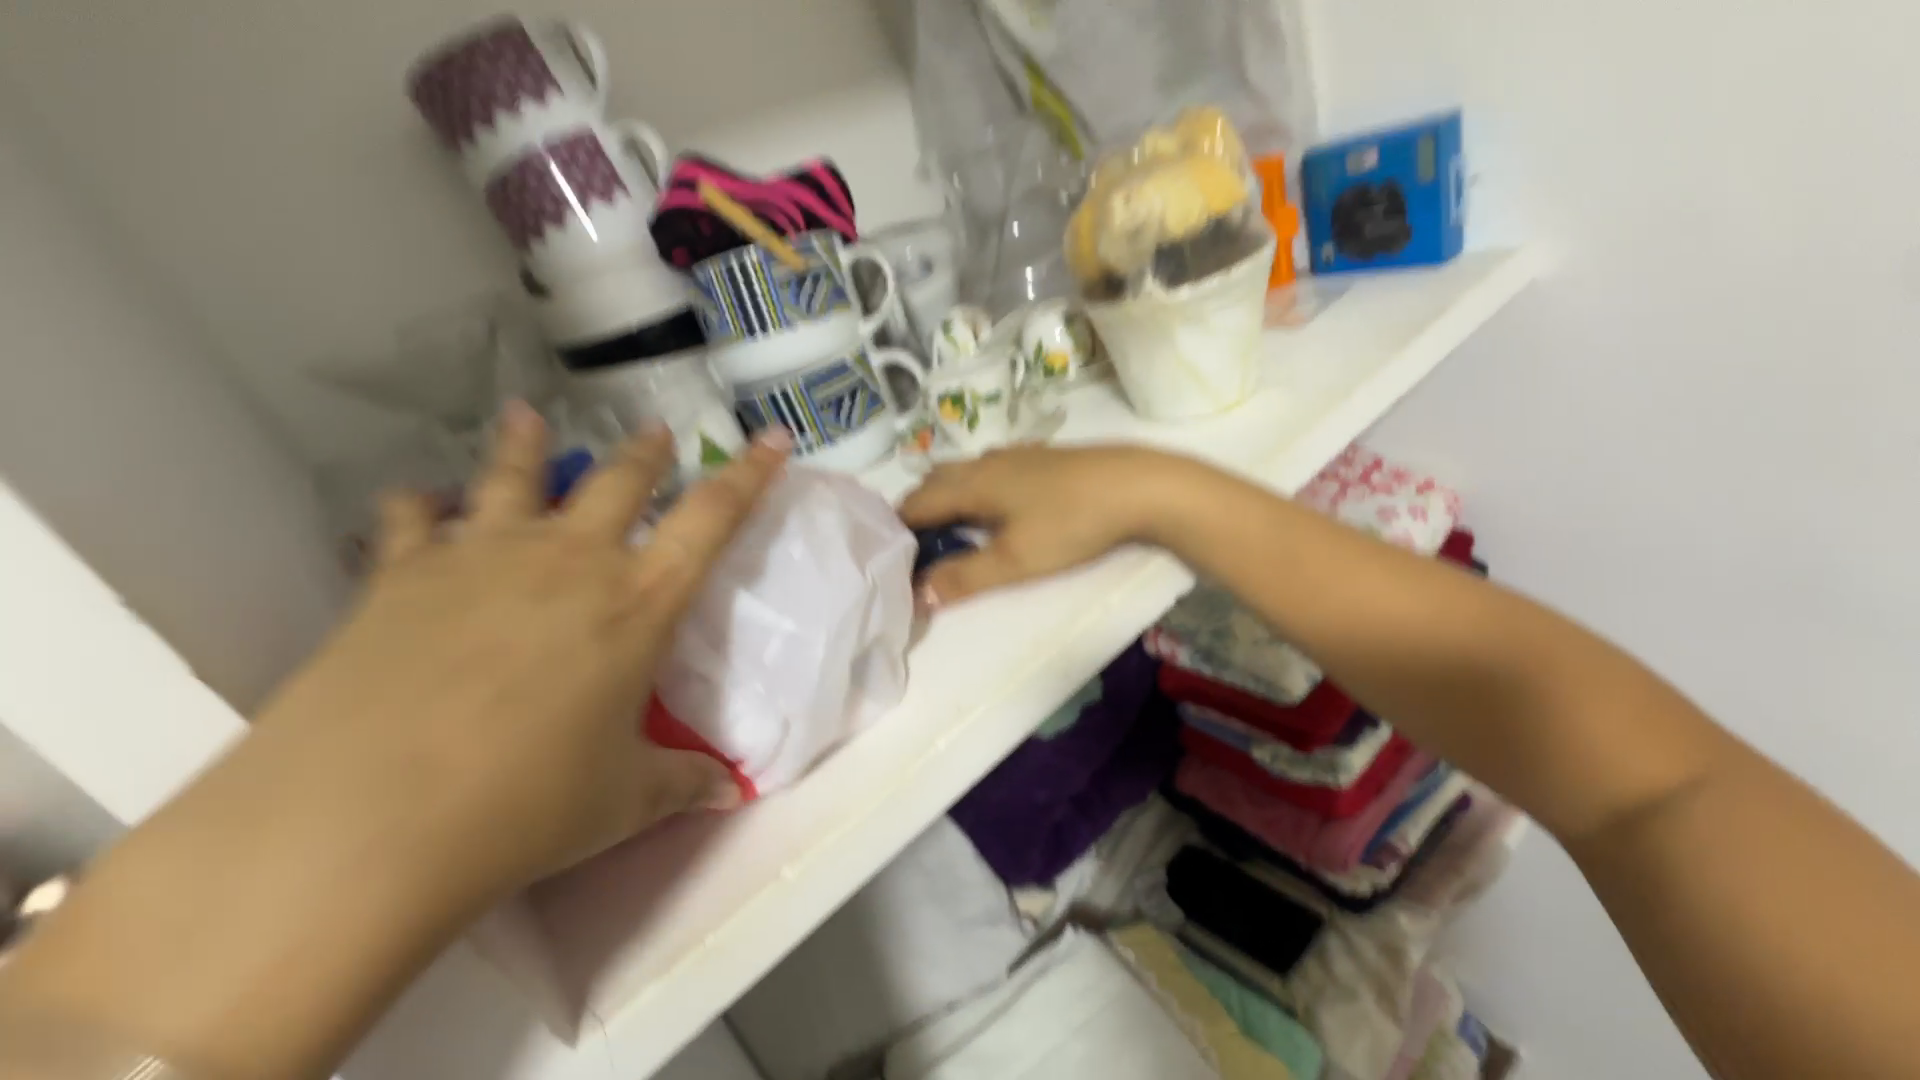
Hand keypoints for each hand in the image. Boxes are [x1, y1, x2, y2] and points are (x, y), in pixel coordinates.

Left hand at [253, 405, 789, 890]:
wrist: (370, 815)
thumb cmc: (526, 805)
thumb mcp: (623, 800)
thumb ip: (681, 783)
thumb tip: (729, 794)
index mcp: (638, 604)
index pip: (713, 519)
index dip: (750, 474)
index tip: (773, 437)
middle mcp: (568, 560)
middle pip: (619, 481)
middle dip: (646, 454)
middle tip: (658, 432)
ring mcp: (482, 557)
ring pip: (514, 477)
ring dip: (527, 444)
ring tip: (528, 415)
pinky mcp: (403, 574)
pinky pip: (412, 519)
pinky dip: (419, 505)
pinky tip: (418, 500)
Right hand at [897, 444, 1188, 606]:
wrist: (1138, 486)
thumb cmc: (1071, 524)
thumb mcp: (1016, 561)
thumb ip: (965, 577)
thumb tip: (917, 594)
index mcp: (971, 485)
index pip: (915, 503)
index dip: (896, 528)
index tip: (886, 555)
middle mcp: (985, 462)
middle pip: (935, 482)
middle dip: (917, 510)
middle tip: (913, 546)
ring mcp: (1016, 455)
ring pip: (963, 472)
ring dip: (946, 496)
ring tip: (948, 528)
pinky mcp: (1042, 457)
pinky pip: (989, 469)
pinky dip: (975, 488)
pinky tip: (995, 506)